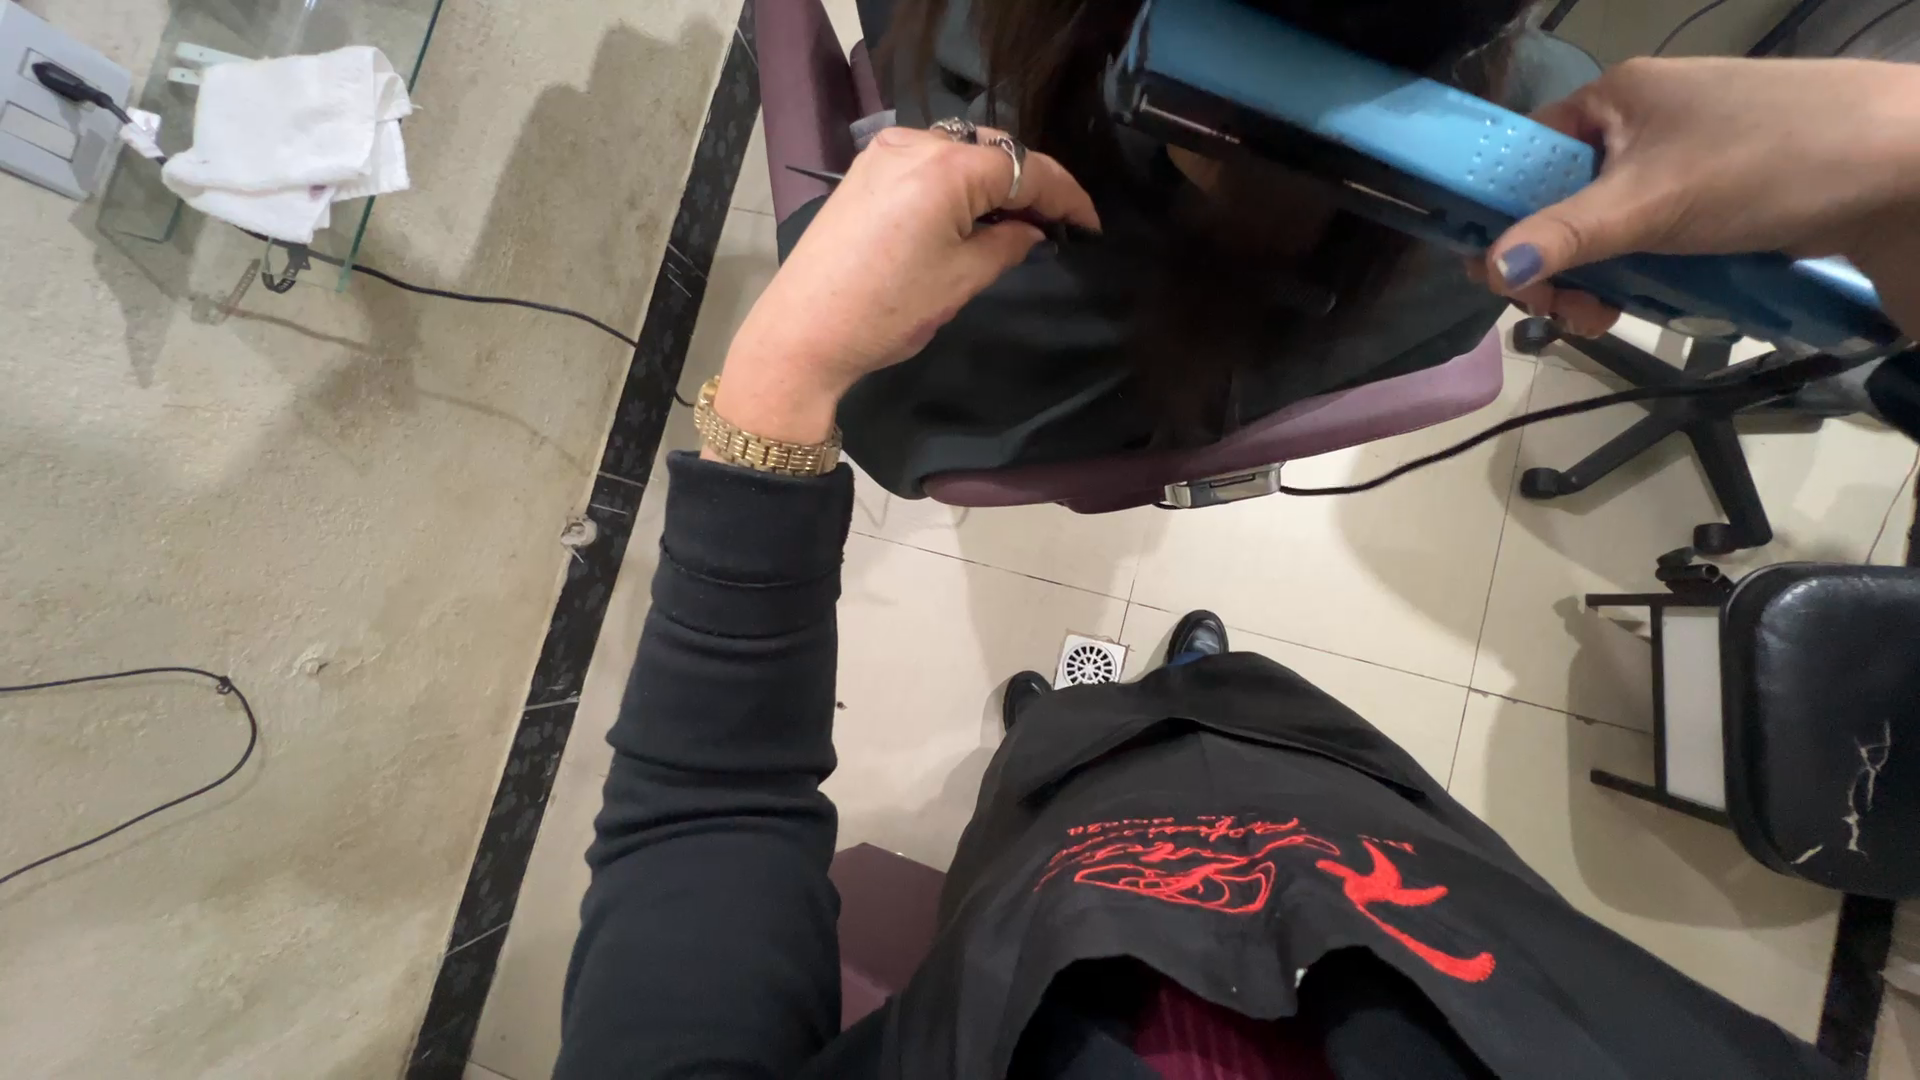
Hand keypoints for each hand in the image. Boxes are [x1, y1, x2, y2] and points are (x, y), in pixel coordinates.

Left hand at [710, 127, 1099, 445]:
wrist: (804, 333)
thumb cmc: (886, 312)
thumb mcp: (959, 282)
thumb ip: (1005, 245)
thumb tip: (1033, 229)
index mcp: (947, 168)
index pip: (1026, 168)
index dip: (1066, 196)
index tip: (1089, 224)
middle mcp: (915, 144)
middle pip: (993, 151)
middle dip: (1028, 185)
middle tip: (1052, 225)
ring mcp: (884, 154)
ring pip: (959, 154)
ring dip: (991, 183)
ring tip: (1012, 223)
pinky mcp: (864, 172)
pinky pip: (927, 164)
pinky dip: (955, 184)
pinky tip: (965, 215)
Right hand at [1479, 57, 1919, 338]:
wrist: (1916, 171)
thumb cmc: (1774, 161)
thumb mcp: (1651, 201)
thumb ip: (1561, 237)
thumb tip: (1486, 273)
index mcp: (1611, 100)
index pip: (1518, 158)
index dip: (1496, 216)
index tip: (1498, 272)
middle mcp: (1630, 126)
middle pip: (1547, 207)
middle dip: (1544, 267)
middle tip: (1557, 308)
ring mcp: (1664, 162)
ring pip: (1585, 233)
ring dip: (1579, 283)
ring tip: (1600, 316)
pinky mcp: (1693, 197)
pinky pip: (1626, 242)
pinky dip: (1618, 278)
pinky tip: (1626, 306)